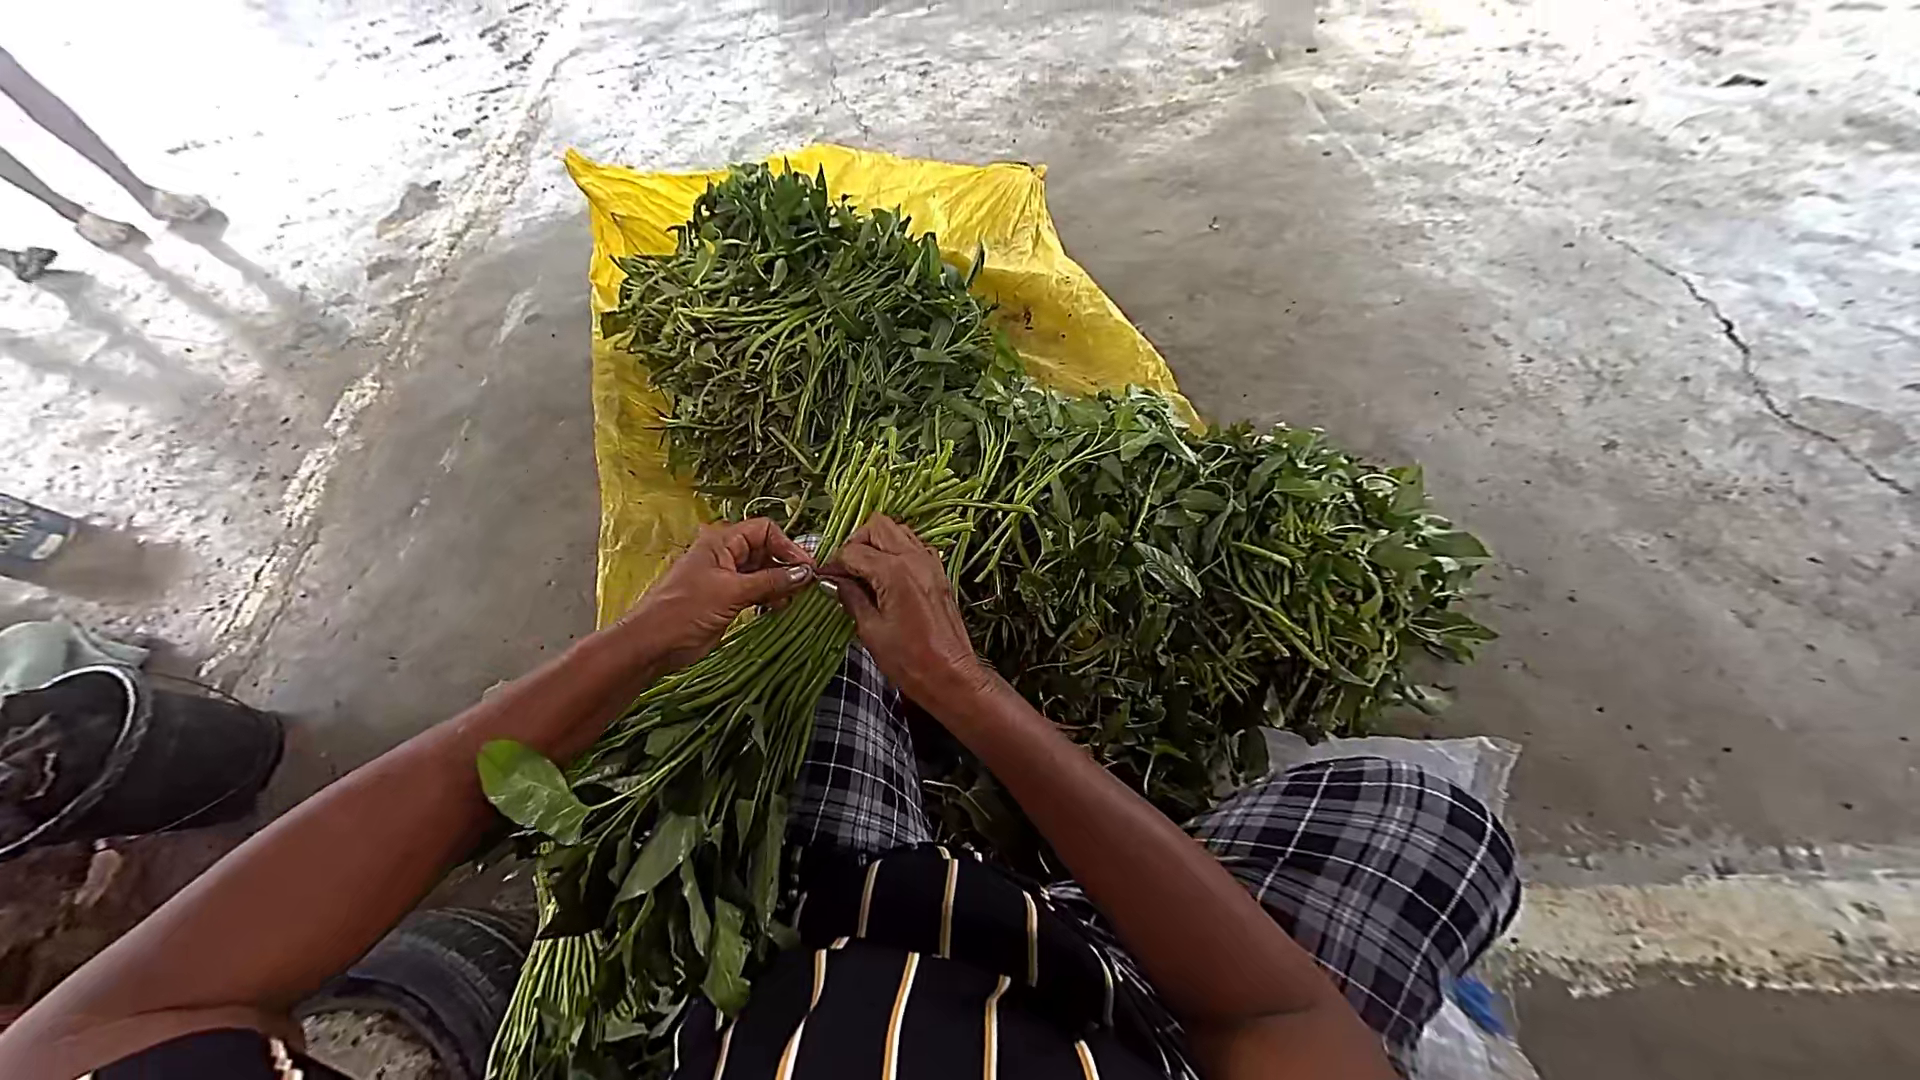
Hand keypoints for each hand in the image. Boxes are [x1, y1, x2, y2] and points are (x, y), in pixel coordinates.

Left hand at [618, 519, 814, 671]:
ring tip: (794, 598)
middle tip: (806, 584)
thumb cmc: (684, 610)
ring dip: (781, 583)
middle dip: (787, 565)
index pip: (764, 530)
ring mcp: (727, 577)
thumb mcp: (732, 591)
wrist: (653, 645)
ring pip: (764, 572)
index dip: (787, 546)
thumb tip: (805, 572)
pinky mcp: (728, 599)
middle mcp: (726, 555)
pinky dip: (771, 596)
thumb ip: (771, 580)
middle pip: (767, 550)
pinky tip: (779, 607)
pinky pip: (757, 590)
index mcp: (721, 541)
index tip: (806, 566)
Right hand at [823, 515, 997, 707]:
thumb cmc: (909, 660)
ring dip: (878, 543)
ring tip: (864, 571)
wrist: (950, 674)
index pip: (853, 550)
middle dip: (856, 542)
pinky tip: (886, 576)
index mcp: (894, 571)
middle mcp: (915, 559)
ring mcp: (930, 563)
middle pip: (878, 526)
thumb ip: (851, 598)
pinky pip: (914, 546)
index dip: (835, 563)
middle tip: (845, 569)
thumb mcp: (871, 630)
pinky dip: (897, 552)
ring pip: (898, 531)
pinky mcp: (939, 572)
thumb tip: (834, 582)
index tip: (825, 577)